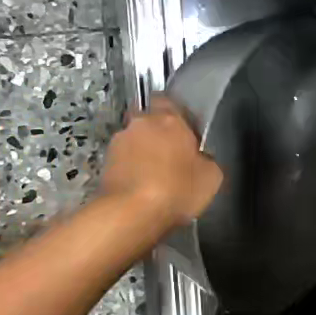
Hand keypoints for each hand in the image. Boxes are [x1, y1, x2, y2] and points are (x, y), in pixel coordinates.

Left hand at [100, 95, 223, 228]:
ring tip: (153, 179)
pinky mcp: (104, 164)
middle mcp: (141, 124)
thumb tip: (200, 159)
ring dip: (141, 155)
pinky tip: (140, 190)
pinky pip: (122, 163)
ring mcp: (119, 143)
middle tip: (170, 158)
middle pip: (149, 123)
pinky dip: (130, 172)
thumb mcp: (211, 178)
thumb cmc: (176, 189)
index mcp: (169, 120)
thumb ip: (206, 160)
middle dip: (157, 136)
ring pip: (134, 143)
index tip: (182, 132)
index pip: (168, 101)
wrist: (131, 213)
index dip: (174, 116)